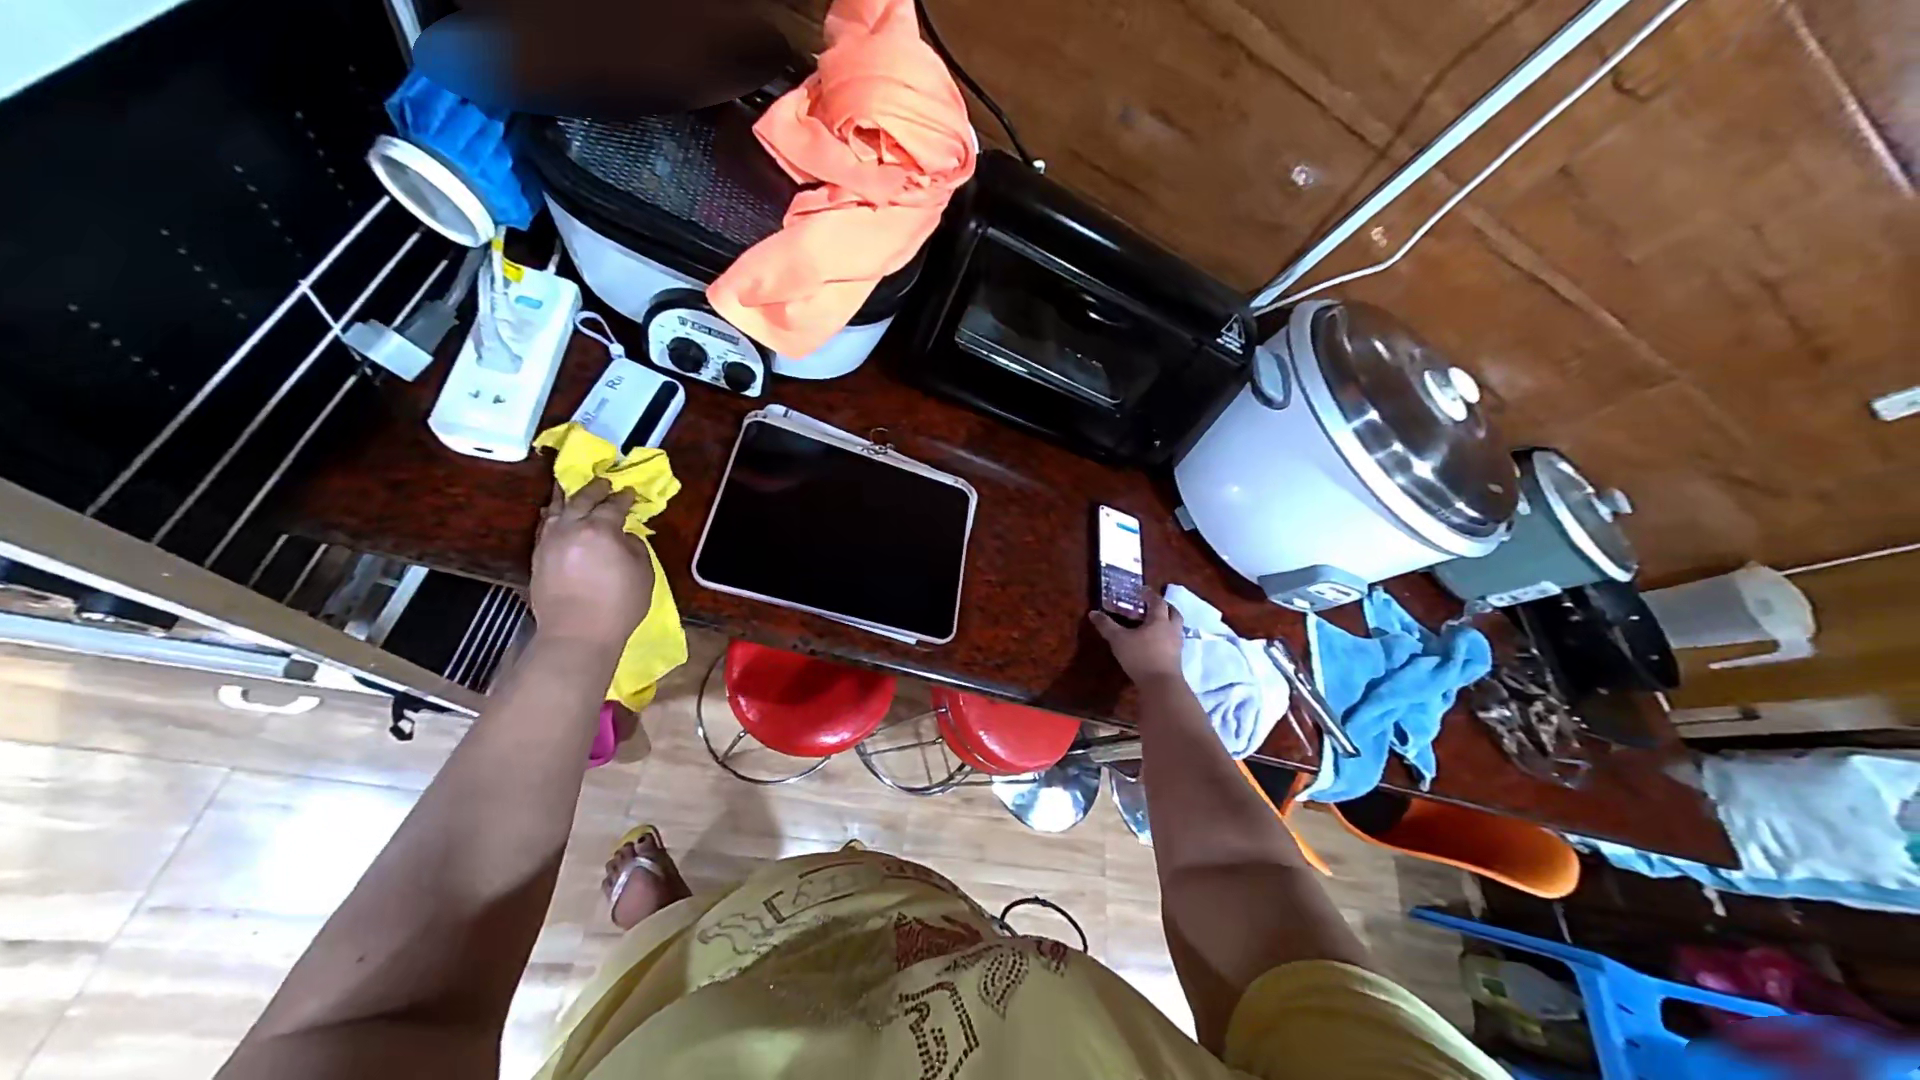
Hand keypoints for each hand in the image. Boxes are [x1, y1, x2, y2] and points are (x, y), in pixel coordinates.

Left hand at [530, 479, 654, 647]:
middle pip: (582, 499)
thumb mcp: (643, 572)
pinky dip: (552, 514)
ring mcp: (550, 541)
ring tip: (572, 488)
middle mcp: (571, 529)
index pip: (613, 505)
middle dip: (595, 489)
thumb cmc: (619, 604)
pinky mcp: (538, 556)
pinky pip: (545, 525)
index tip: (630, 493)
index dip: (624, 497)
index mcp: (601, 530)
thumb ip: (634, 547)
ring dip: (568, 496)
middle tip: (604, 482)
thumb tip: (624, 537)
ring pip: (557, 508)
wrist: (577, 633)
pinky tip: (555, 513)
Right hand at [1090, 592, 1184, 685]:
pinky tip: (1157, 642)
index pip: (1157, 602)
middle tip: (1154, 605)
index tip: (1142, 590)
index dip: (1150, 595)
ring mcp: (1177, 644)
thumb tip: (1093, 613)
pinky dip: (1166, 636)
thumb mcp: (1118, 640)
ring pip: (1175, 627)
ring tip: (1155, 624)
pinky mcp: (1176, 658)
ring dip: (1168, 622)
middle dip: (1165, 606)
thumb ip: (1106, 625)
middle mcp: (1171, 629)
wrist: (1161, 684)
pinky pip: (1173, 640)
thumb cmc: (1140, 656)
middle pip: (1174, 612)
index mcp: (1159, 620)